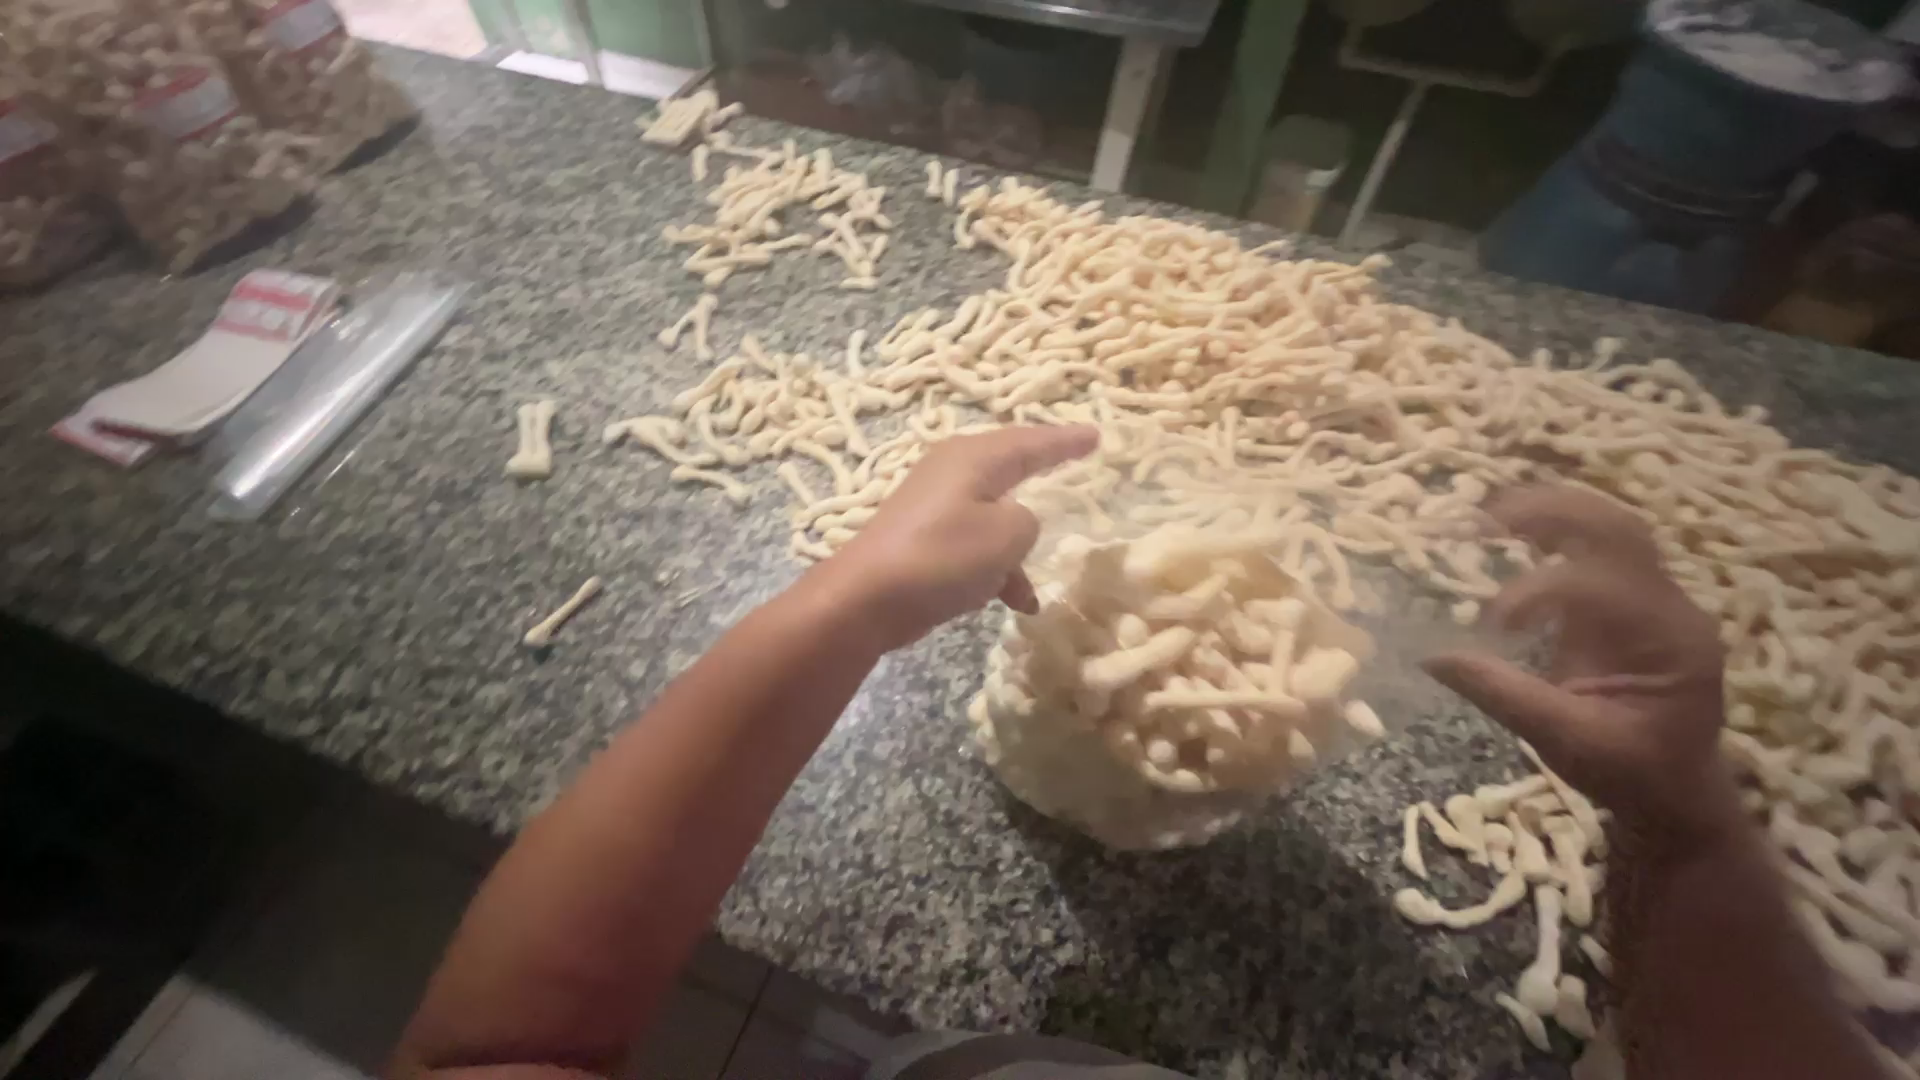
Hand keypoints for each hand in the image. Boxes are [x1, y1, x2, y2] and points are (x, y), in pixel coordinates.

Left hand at [815, 425, 1097, 652]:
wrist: (867, 598)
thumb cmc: (943, 556)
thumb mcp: (1007, 535)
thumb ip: (1028, 521)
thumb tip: (1018, 522)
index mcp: (974, 457)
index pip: (1032, 441)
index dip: (1066, 440)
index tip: (1096, 437)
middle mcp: (953, 470)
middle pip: (1010, 466)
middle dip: (1042, 471)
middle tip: (1072, 460)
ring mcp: (936, 504)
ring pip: (994, 512)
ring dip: (1019, 543)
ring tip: (1046, 566)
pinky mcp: (925, 537)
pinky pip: (975, 543)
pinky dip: (997, 567)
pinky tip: (1017, 601)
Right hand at [1423, 486, 1737, 840]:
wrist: (1676, 792)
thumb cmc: (1628, 771)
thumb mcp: (1563, 740)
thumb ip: (1500, 693)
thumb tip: (1428, 657)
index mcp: (1666, 640)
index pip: (1598, 585)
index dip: (1536, 592)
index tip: (1492, 626)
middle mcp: (1667, 606)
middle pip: (1616, 531)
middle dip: (1548, 514)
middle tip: (1480, 518)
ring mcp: (1649, 600)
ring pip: (1607, 528)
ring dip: (1548, 514)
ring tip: (1487, 515)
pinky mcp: (1623, 604)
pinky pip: (1593, 548)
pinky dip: (1550, 533)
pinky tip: (1508, 534)